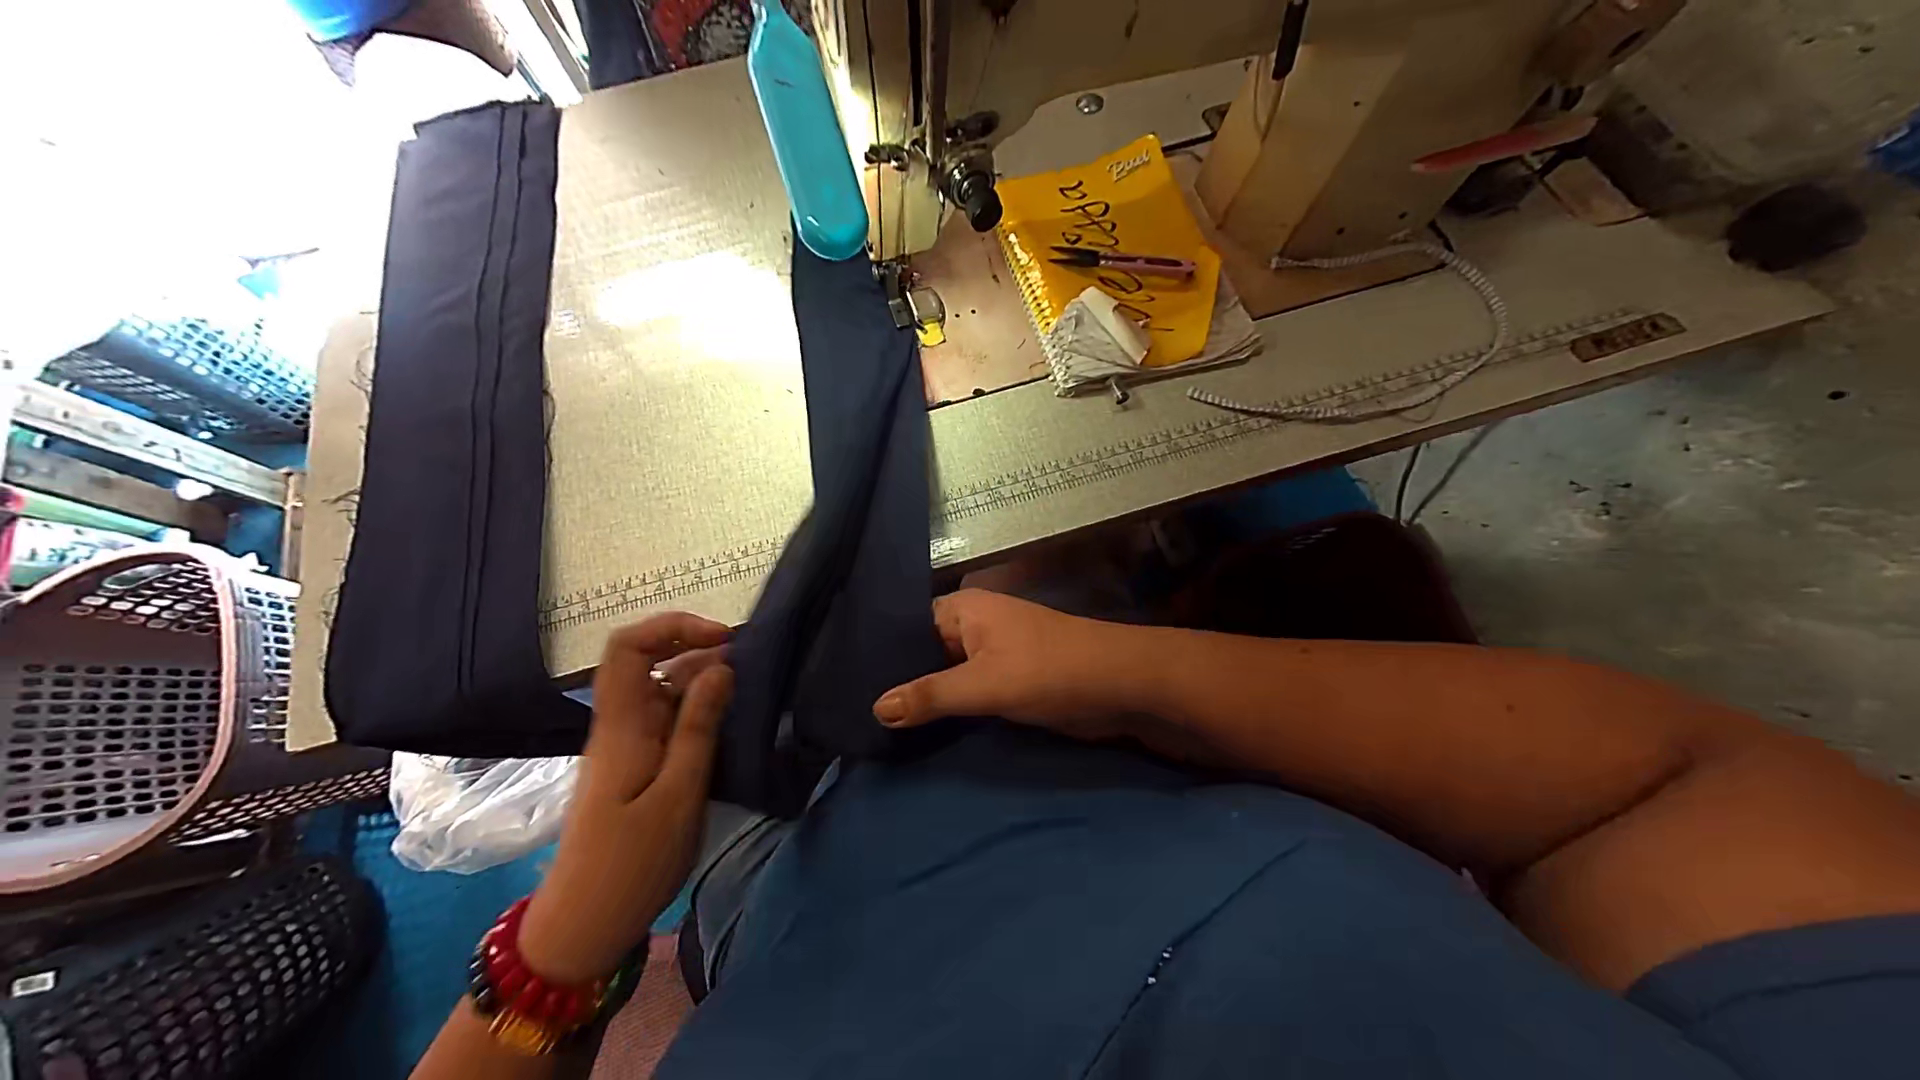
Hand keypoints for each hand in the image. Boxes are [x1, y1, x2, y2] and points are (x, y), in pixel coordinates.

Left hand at [519, 613, 733, 984]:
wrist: (583, 927)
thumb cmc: (631, 864)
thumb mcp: (678, 795)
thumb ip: (699, 727)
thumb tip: (720, 667)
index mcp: (622, 725)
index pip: (627, 647)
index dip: (672, 627)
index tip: (721, 639)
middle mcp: (620, 724)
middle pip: (649, 662)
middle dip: (699, 651)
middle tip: (749, 667)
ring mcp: (627, 744)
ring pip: (662, 690)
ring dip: (704, 681)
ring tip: (749, 691)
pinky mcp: (637, 765)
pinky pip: (668, 719)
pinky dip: (699, 710)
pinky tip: (729, 724)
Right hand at [871, 589, 1142, 738]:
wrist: (1118, 685)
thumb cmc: (1048, 670)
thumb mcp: (983, 685)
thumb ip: (930, 696)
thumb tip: (876, 708)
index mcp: (964, 609)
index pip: (906, 624)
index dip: (878, 649)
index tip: (843, 678)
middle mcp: (972, 625)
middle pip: (923, 650)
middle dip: (897, 678)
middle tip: (851, 708)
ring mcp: (990, 652)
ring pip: (944, 673)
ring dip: (921, 696)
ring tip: (873, 724)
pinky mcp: (1005, 678)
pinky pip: (965, 690)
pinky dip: (946, 706)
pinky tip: (917, 728)